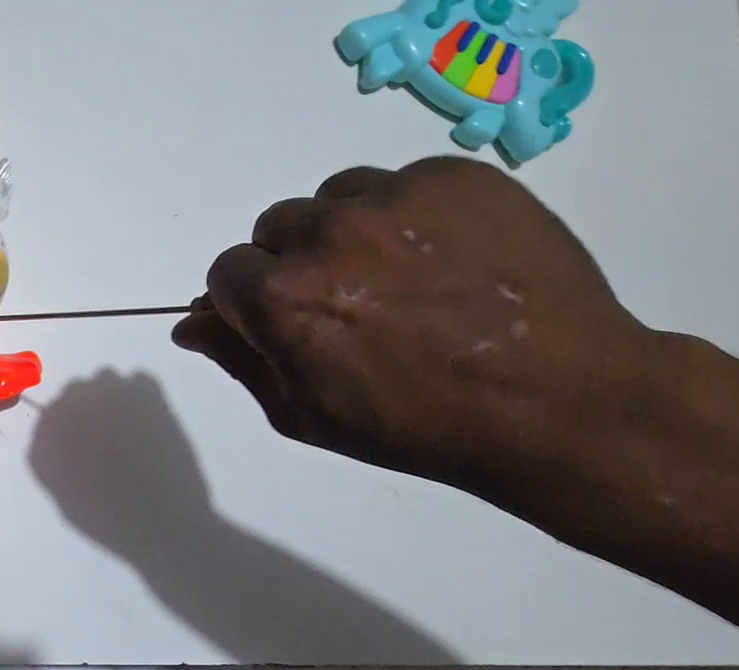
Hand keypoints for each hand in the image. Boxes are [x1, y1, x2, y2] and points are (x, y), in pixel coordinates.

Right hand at [172, 157, 664, 491]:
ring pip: (332, 199)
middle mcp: (328, 234)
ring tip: (391, 278)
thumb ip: (239, 358)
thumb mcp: (302, 412)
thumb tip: (191, 324)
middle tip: (340, 305)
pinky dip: (401, 216)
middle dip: (290, 263)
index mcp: (281, 299)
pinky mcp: (455, 176)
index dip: (246, 302)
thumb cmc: (410, 424)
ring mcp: (396, 197)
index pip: (226, 272)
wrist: (547, 398)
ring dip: (341, 233)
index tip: (280, 324)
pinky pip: (398, 183)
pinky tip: (437, 259)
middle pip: (274, 228)